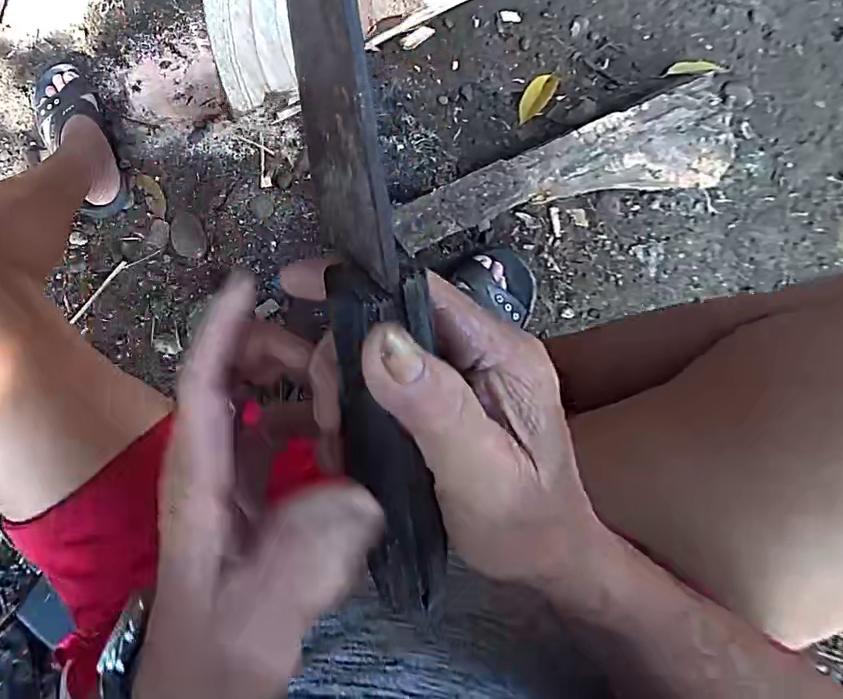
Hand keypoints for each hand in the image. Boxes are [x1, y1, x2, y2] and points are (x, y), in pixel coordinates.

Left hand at [135, 273, 383, 698]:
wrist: (206, 685)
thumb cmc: (217, 653)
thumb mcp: (260, 615)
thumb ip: (305, 558)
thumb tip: (360, 497)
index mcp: (198, 475)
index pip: (202, 379)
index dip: (222, 327)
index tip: (246, 284)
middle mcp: (206, 460)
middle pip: (229, 374)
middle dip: (272, 348)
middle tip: (322, 349)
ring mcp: (224, 472)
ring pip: (252, 397)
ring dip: (290, 379)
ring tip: (336, 387)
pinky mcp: (244, 488)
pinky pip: (270, 428)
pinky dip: (300, 415)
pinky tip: (334, 433)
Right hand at [281, 261, 607, 590]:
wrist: (545, 561)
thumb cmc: (525, 527)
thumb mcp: (482, 474)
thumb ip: (436, 406)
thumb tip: (380, 339)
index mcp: (501, 351)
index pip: (421, 289)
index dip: (357, 282)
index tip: (297, 283)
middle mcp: (479, 346)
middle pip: (390, 315)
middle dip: (343, 353)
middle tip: (327, 410)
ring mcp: (458, 367)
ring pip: (377, 345)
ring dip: (342, 381)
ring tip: (334, 429)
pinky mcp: (439, 390)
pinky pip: (381, 373)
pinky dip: (352, 397)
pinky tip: (342, 431)